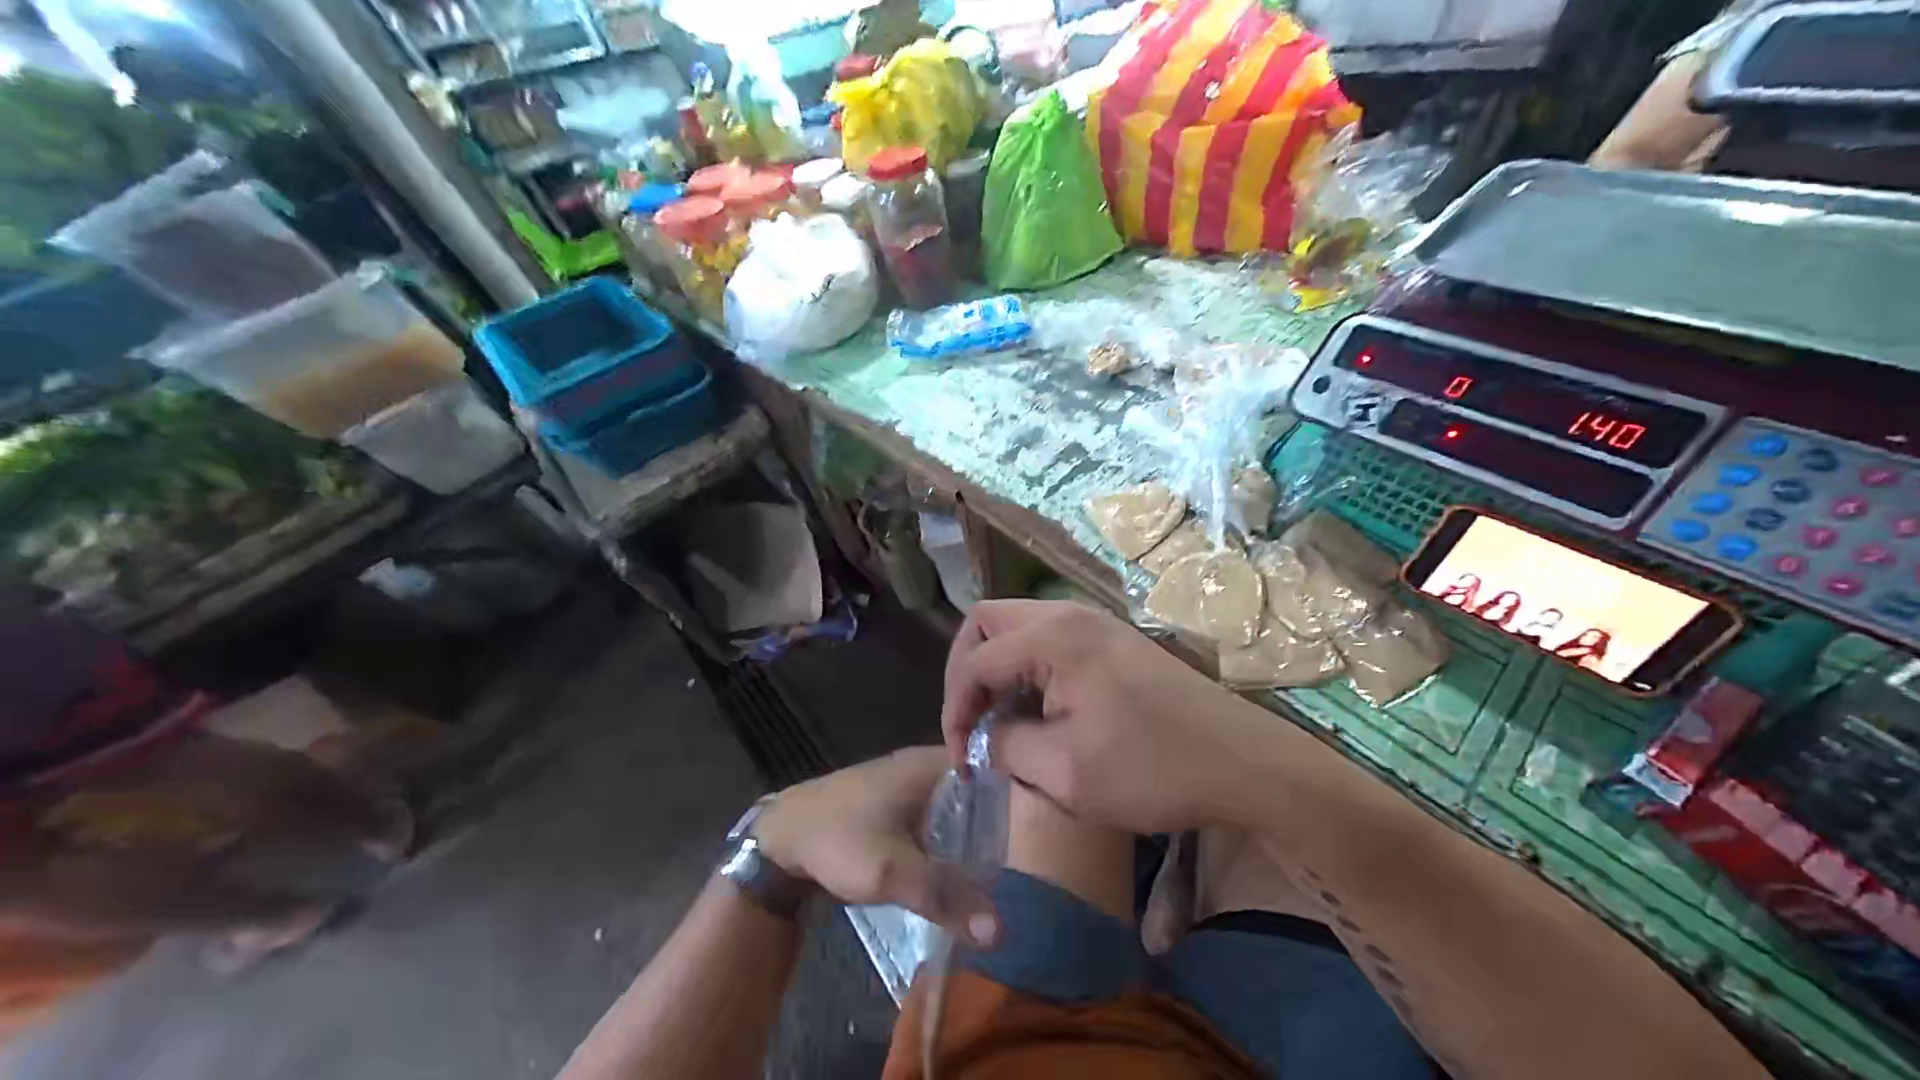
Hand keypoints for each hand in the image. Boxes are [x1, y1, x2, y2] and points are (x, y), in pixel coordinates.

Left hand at [754, 748, 997, 947]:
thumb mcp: (892, 872)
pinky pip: (934, 814)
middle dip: (992, 825)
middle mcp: (923, 764)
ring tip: (990, 869)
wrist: (779, 838)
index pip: (991, 768)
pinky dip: (945, 836)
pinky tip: (952, 865)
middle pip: (974, 791)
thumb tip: (1000, 930)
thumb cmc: (838, 840)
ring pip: (953, 805)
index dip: (1014, 796)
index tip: (1029, 834)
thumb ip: (945, 896)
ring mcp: (906, 781)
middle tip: (1013, 862)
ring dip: (967, 833)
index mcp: (930, 764)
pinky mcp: (892, 801)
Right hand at [941, 600, 1260, 834]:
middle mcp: (1070, 615)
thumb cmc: (1152, 768)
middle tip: (972, 721)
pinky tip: (1039, 709)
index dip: (955, 711)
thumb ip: (1005, 745)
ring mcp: (1096, 623)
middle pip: (988, 622)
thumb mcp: (1063, 771)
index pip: (974, 661)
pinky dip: (1028, 668)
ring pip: (1019, 627)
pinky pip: (1049, 639)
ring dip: (998, 668)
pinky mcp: (1114, 640)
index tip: (963, 759)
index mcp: (1053, 638)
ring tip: (1001, 718)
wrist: (1244, 762)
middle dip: (967, 671)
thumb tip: (985, 735)